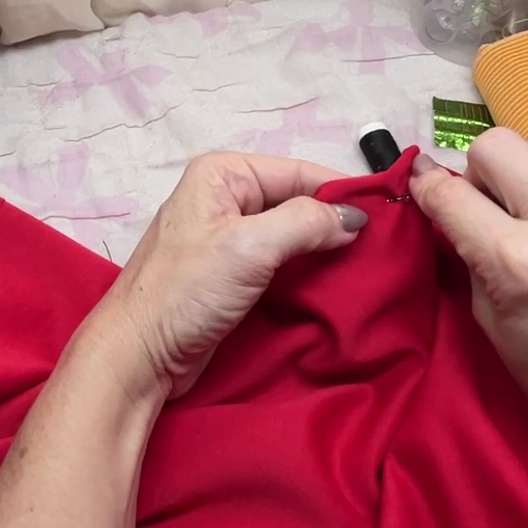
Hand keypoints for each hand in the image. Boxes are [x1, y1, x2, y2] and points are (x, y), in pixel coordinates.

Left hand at [92, 152, 367, 399]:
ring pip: (292, 233)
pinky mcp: (233, 272)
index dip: (342, 193)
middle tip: (386, 247)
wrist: (138, 356)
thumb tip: (356, 217)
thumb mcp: (249, 247)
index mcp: (223, 173)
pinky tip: (338, 285)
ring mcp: (229, 235)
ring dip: (325, 250)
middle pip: (297, 201)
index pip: (298, 172)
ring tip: (371, 266)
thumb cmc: (184, 292)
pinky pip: (282, 261)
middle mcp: (226, 196)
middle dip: (336, 223)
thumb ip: (305, 223)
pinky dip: (308, 271)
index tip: (389, 217)